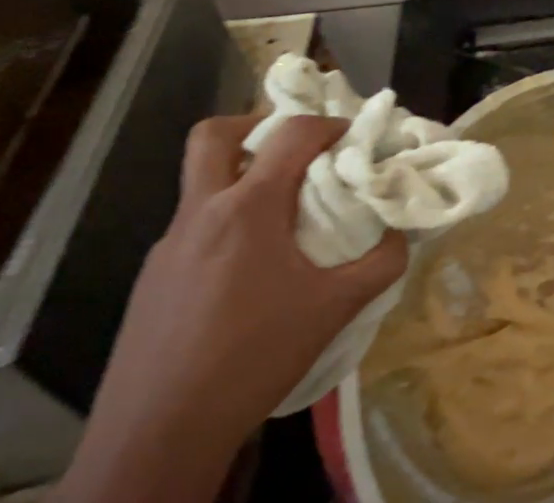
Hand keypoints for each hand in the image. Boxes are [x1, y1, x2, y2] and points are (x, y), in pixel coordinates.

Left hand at [51, 115, 407, 502]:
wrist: (160, 430)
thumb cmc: (255, 356)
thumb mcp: (336, 308)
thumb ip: (380, 262)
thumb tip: (400, 234)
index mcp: (247, 209)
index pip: (289, 134)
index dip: (328, 123)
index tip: (355, 138)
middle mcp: (200, 214)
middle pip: (213, 136)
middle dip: (257, 125)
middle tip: (296, 149)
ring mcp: (168, 246)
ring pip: (200, 184)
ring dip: (243, 179)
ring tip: (286, 217)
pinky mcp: (154, 279)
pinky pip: (195, 229)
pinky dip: (228, 225)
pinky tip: (253, 274)